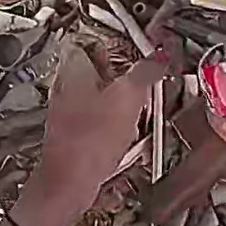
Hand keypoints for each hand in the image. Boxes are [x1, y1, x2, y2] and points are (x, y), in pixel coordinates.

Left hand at [11, 43, 166, 225]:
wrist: (70, 183)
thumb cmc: (89, 141)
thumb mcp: (128, 97)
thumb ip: (145, 72)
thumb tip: (160, 56)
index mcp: (73, 71)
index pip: (91, 42)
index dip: (116, 44)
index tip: (138, 51)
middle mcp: (66, 89)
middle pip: (101, 72)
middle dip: (125, 79)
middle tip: (143, 87)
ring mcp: (68, 113)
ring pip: (103, 98)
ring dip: (124, 105)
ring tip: (138, 115)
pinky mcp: (75, 136)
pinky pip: (102, 123)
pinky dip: (117, 127)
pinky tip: (127, 138)